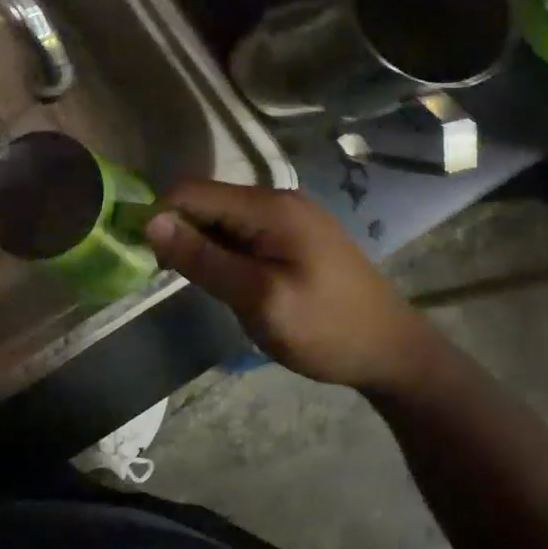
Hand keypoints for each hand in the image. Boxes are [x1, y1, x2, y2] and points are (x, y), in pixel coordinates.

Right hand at [144, 181, 437, 389]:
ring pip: (222, 217)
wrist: (397, 356)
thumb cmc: (326, 330)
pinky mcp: (296, 235)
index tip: (151, 259)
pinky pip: (243, 231)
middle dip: (182, 232)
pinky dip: (225, 251)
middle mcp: (278, 200)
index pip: (191, 192)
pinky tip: (232, 282)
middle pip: (206, 201)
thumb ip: (203, 258)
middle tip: (179, 279)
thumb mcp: (258, 299)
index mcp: (270, 207)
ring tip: (207, 285)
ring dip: (203, 244)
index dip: (161, 218)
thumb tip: (150, 222)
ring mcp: (290, 217)